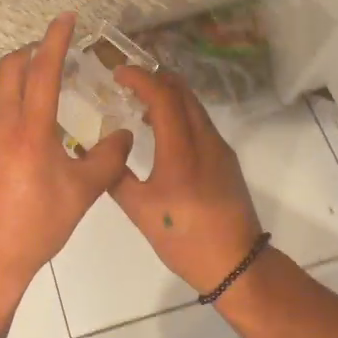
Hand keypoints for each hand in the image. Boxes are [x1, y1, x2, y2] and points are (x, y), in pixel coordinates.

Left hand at [0, 13, 130, 318]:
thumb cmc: (36, 226)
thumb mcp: (81, 194)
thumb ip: (107, 160)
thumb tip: (126, 135)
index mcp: (29, 128)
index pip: (42, 69)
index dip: (55, 39)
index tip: (67, 17)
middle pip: (12, 67)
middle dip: (33, 51)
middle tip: (57, 51)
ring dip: (20, 76)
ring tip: (46, 86)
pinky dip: (10, 101)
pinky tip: (27, 126)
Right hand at [108, 66, 263, 293]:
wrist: (238, 265)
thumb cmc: (184, 239)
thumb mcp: (140, 212)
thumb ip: (117, 177)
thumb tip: (100, 153)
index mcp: (180, 151)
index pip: (162, 97)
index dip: (140, 78)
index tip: (118, 73)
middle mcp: (204, 140)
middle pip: (182, 91)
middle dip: (153, 78)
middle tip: (127, 81)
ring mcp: (219, 148)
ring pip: (193, 105)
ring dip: (168, 94)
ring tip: (141, 103)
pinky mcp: (226, 159)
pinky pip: (200, 121)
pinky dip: (179, 112)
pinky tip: (163, 130)